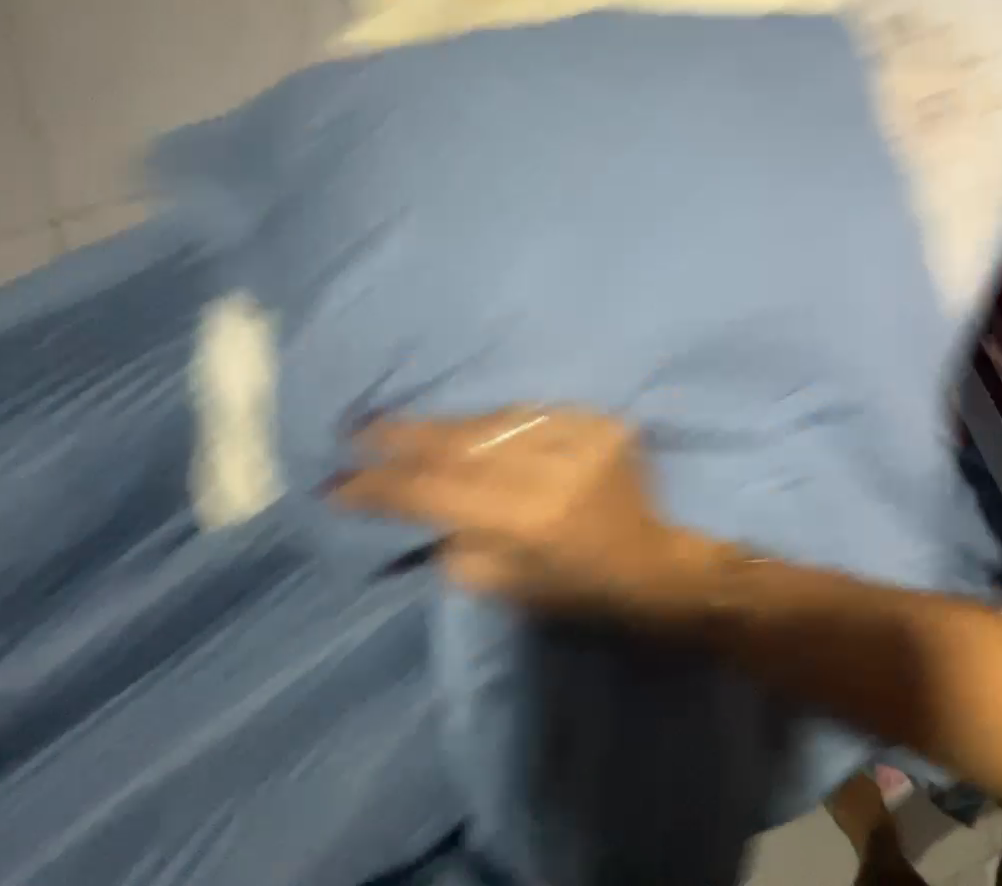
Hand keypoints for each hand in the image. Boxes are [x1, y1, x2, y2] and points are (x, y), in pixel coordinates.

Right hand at [332, 408, 720, 618]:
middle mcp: (555, 467)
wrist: (663, 560)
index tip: (338, 483)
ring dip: (451, 422)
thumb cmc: (588, 588)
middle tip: (358, 431)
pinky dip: (503, 418)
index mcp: (528, 516)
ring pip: (500, 418)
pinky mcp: (607, 424)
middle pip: (464, 441)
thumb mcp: (513, 585)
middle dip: (405, 436)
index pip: (435, 490)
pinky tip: (476, 421)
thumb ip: (460, 545)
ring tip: (408, 424)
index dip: (381, 486)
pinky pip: (539, 412)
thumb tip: (417, 510)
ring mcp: (586, 438)